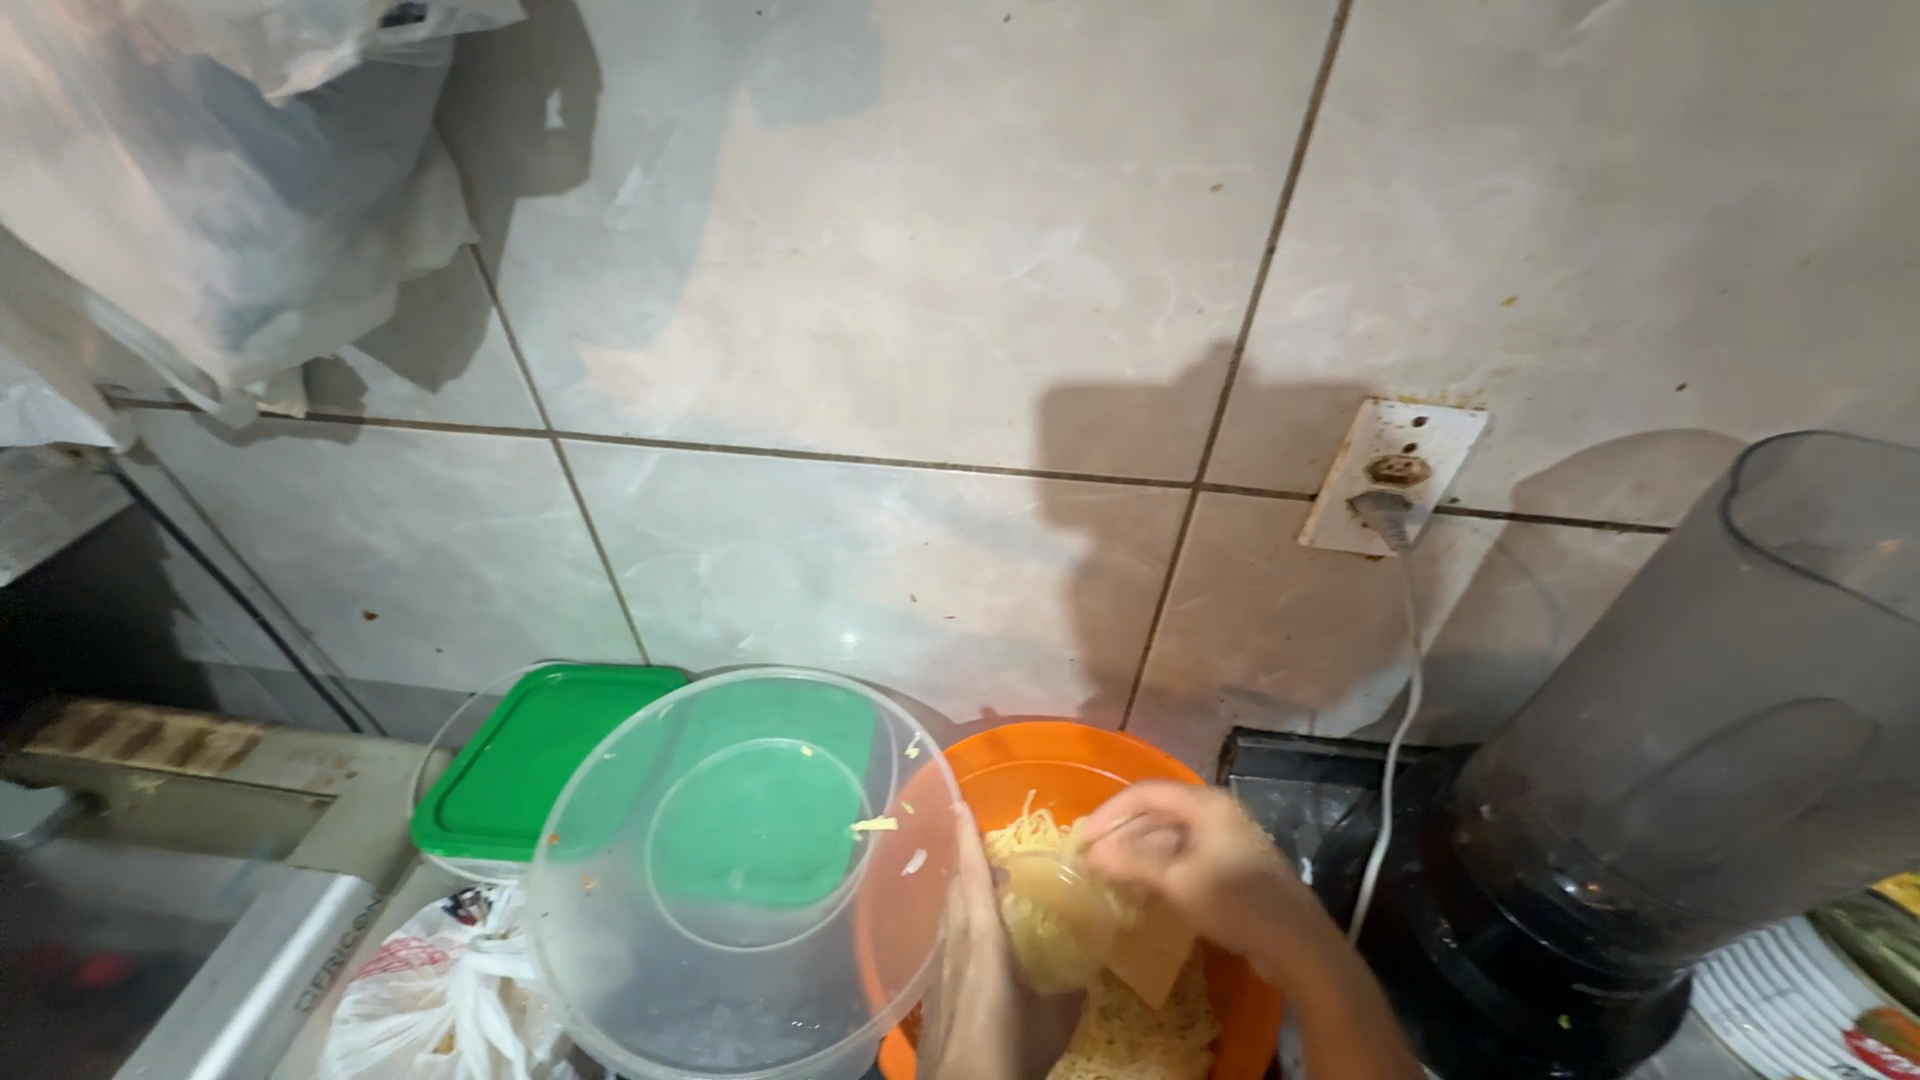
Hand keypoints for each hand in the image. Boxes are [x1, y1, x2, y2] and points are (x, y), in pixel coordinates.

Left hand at [918, 807, 1083, 1079]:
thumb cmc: (1007, 1054)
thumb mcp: (1051, 1024)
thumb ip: (1067, 993)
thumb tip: (1085, 974)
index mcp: (982, 941)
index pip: (972, 876)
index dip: (966, 839)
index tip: (958, 804)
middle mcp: (954, 944)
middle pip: (956, 888)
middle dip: (968, 861)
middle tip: (990, 849)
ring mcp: (938, 967)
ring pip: (948, 912)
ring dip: (963, 890)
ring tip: (985, 886)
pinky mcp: (932, 990)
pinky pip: (945, 938)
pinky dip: (958, 920)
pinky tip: (972, 938)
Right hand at [1080, 781, 1336, 984]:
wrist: (1299, 945)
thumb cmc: (1236, 902)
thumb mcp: (1178, 882)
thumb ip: (1132, 863)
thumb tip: (1092, 854)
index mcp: (1204, 804)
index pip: (1145, 793)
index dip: (1111, 812)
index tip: (1085, 837)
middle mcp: (1215, 812)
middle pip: (1158, 811)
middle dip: (1123, 832)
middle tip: (1093, 856)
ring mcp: (1225, 838)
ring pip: (1170, 834)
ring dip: (1139, 850)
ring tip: (1111, 872)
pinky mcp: (1231, 864)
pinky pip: (1185, 853)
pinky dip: (1159, 864)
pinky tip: (1142, 885)